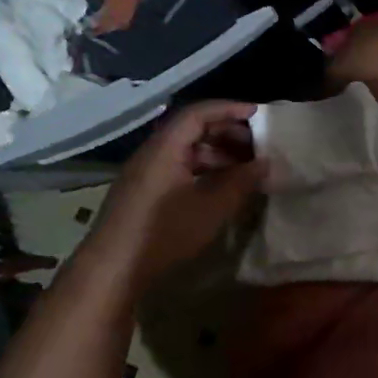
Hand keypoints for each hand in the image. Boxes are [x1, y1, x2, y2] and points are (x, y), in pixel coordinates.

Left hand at [82, 101, 264, 287]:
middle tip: (256, 145)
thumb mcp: (212, 208)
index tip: (257, 115)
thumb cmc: (165, 232)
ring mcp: (144, 172)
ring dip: (216, 154)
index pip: (199, 113)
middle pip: (191, 129)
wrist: (113, 268)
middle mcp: (152, 152)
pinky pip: (177, 167)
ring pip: (185, 150)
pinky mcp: (142, 191)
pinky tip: (219, 187)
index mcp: (166, 147)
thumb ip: (241, 182)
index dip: (229, 109)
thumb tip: (265, 164)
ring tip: (243, 169)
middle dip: (226, 133)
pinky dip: (202, 169)